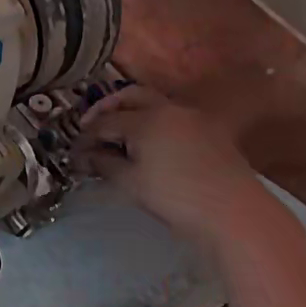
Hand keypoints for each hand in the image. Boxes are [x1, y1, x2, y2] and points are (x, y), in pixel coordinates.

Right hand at [77, 86, 268, 243]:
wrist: (231, 210)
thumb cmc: (173, 196)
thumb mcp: (129, 182)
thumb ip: (103, 163)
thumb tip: (85, 155)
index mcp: (146, 119)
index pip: (105, 121)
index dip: (86, 136)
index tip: (74, 152)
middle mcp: (169, 109)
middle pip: (131, 96)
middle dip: (107, 107)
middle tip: (91, 126)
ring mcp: (193, 117)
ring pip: (154, 104)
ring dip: (132, 113)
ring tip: (119, 137)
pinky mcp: (209, 130)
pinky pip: (172, 118)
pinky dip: (153, 123)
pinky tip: (147, 146)